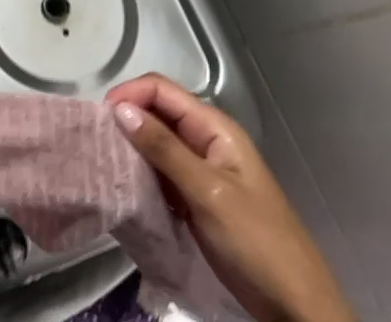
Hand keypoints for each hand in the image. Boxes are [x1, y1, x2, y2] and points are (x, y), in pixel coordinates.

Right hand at [108, 74, 353, 321]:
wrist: (293, 303)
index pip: (162, 90)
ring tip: (103, 162)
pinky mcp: (194, 195)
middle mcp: (206, 140)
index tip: (99, 119)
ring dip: (130, 147)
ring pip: (155, 141)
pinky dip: (140, 172)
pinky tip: (123, 185)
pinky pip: (159, 171)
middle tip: (96, 142)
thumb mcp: (207, 192)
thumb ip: (164, 149)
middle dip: (125, 119)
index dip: (129, 95)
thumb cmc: (256, 241)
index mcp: (215, 128)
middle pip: (157, 111)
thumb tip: (119, 109)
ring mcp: (201, 169)